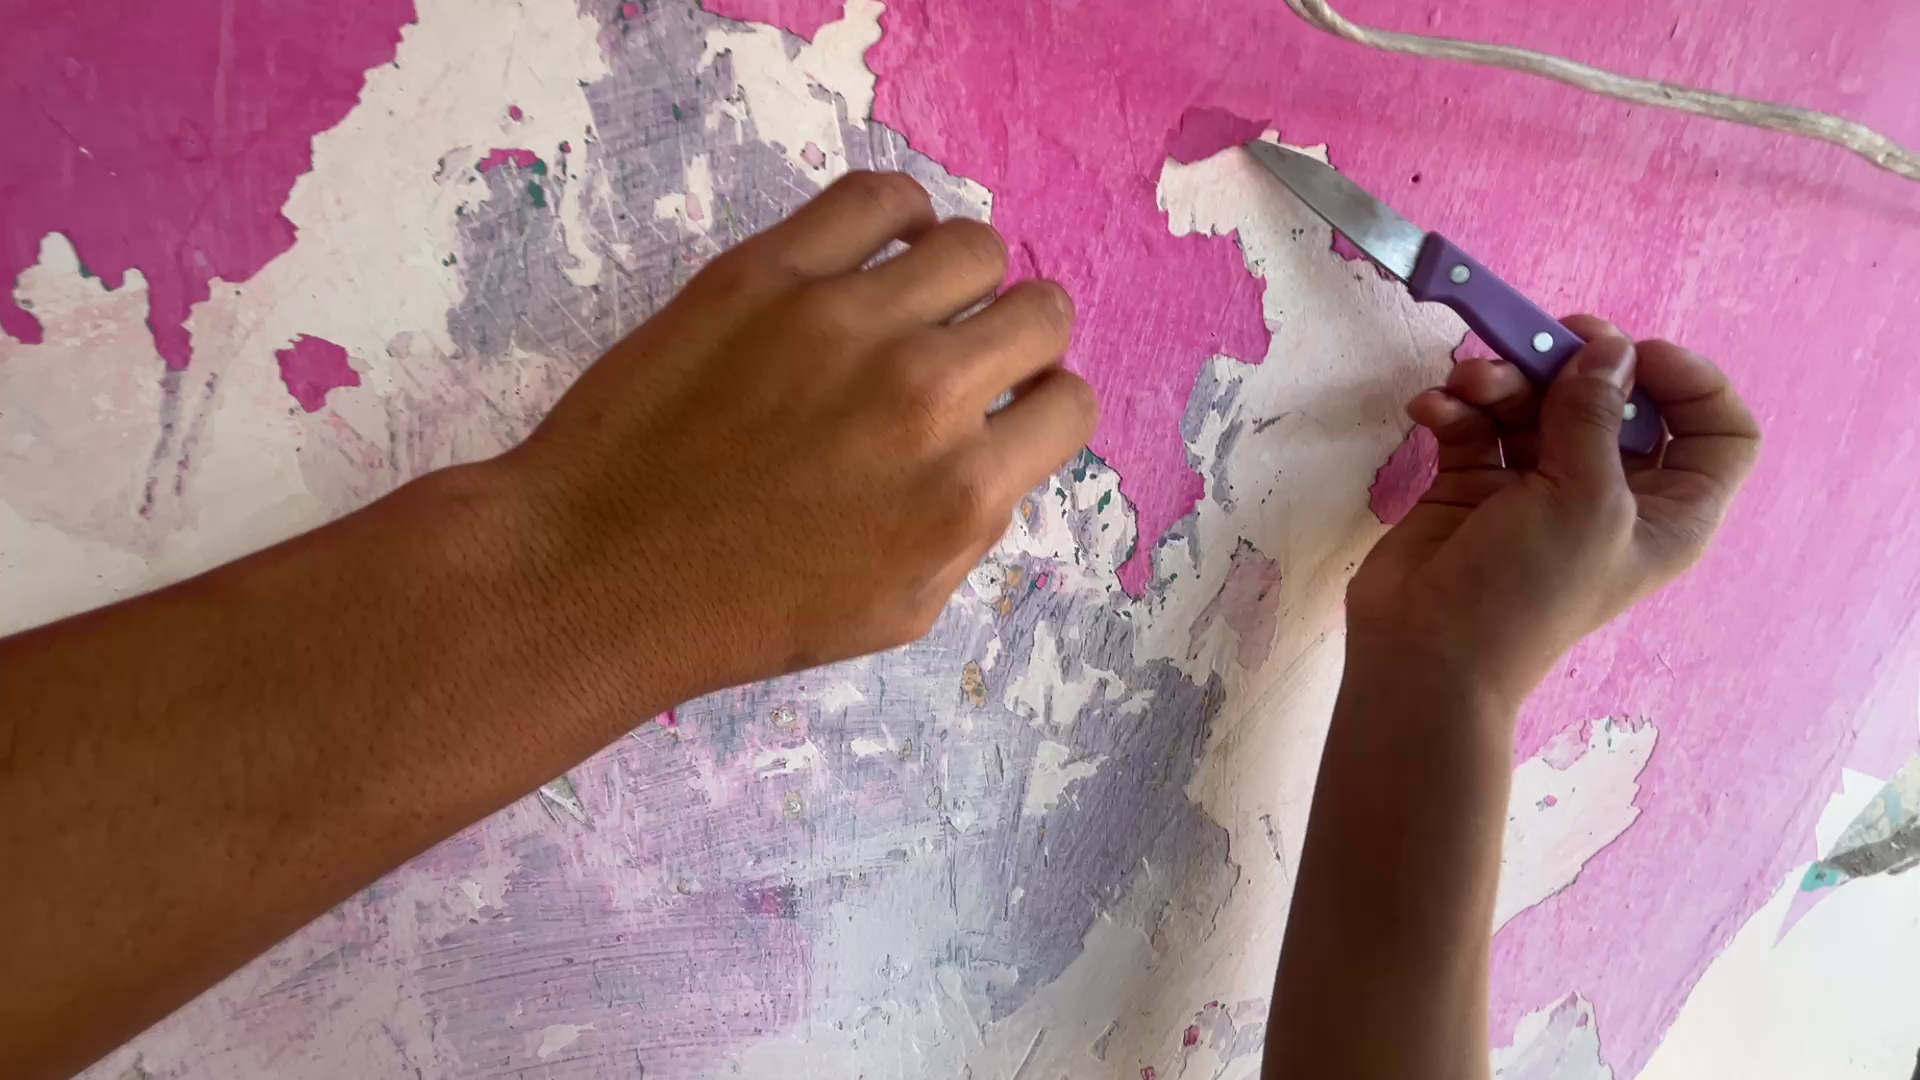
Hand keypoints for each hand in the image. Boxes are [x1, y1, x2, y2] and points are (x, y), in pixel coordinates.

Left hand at [490, 171, 1095, 697]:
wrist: (604, 573)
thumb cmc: (755, 612)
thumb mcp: (902, 611)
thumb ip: (973, 528)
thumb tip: (997, 454)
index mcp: (963, 490)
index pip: (1070, 406)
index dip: (1050, 412)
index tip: (1015, 414)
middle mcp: (925, 393)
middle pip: (1042, 313)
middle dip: (1028, 340)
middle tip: (979, 360)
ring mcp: (845, 319)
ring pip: (975, 245)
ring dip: (970, 281)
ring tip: (925, 308)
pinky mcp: (767, 272)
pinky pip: (878, 197)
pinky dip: (902, 219)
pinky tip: (881, 256)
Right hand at [1346, 315, 1760, 708]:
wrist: (1425, 647)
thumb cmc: (1524, 588)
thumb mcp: (1581, 501)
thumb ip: (1591, 417)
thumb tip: (1608, 348)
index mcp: (1662, 509)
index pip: (1709, 431)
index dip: (1685, 382)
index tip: (1632, 352)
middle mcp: (1600, 493)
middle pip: (1603, 406)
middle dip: (1566, 371)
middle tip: (1531, 339)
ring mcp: (1527, 490)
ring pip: (1526, 412)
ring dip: (1496, 387)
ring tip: (1463, 382)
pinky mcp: (1466, 489)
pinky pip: (1468, 433)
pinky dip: (1451, 413)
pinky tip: (1429, 409)